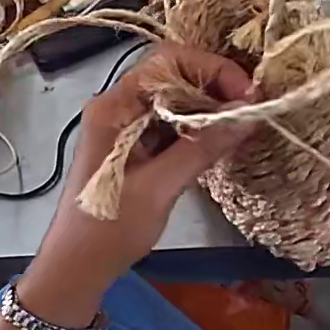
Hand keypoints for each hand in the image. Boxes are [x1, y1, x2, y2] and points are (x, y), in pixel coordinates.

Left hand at [22, 45, 252, 321]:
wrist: (77, 268)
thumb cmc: (109, 228)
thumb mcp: (159, 187)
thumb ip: (202, 148)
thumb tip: (248, 115)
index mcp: (115, 107)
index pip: (168, 61)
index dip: (211, 69)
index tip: (246, 93)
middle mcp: (119, 108)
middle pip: (174, 78)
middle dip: (216, 90)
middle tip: (252, 112)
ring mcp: (126, 129)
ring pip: (176, 104)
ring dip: (209, 112)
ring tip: (242, 127)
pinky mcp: (136, 150)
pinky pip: (171, 128)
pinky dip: (197, 132)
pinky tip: (221, 143)